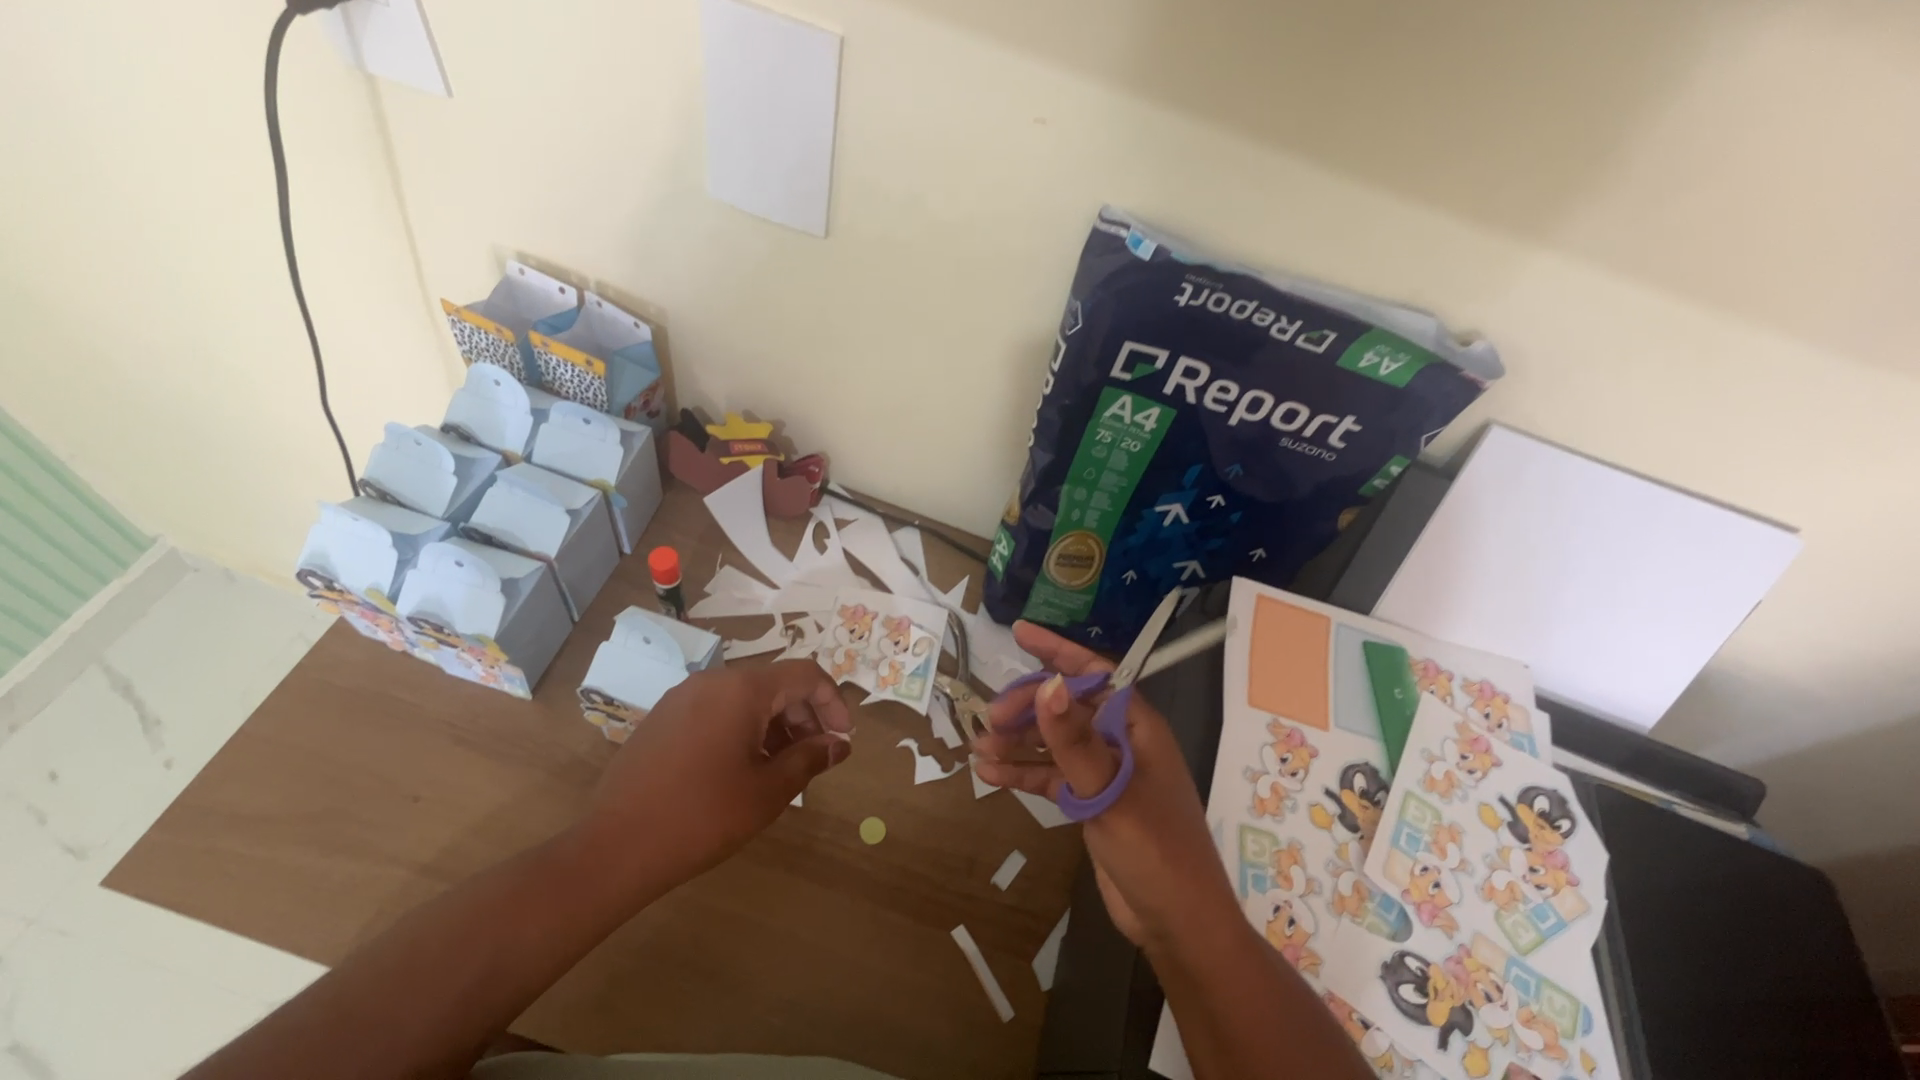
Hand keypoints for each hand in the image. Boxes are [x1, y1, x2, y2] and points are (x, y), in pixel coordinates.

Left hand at [582, 660, 852, 894]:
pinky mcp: (661, 720)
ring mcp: (680, 699)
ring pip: (744, 699)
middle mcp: (711, 682)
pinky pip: (715, 711)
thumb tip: (838, 743)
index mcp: (741, 690)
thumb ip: (809, 759)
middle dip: (803, 716)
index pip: (805, 675)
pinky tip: (740, 771)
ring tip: (780, 769)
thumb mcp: (769, 791)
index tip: (842, 739)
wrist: (616, 847)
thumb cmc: (703, 816)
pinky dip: (741, 730)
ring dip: (774, 725)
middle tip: (814, 759)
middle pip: (774, 684)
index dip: (833, 702)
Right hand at [972, 622, 1236, 948]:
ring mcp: (1106, 774)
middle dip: (1028, 706)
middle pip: (1067, 707)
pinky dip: (1025, 774)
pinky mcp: (1092, 803)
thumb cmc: (1154, 849)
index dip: (1057, 651)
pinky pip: (1053, 777)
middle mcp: (1121, 742)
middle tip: (989, 718)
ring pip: (1055, 743)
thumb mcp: (1110, 792)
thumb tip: (1045, 685)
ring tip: (979, 747)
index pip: (1095, 673)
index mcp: (1137, 728)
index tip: (1019, 633)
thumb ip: (1074, 740)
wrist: (1177, 921)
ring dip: (1019, 742)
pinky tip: (990, 776)